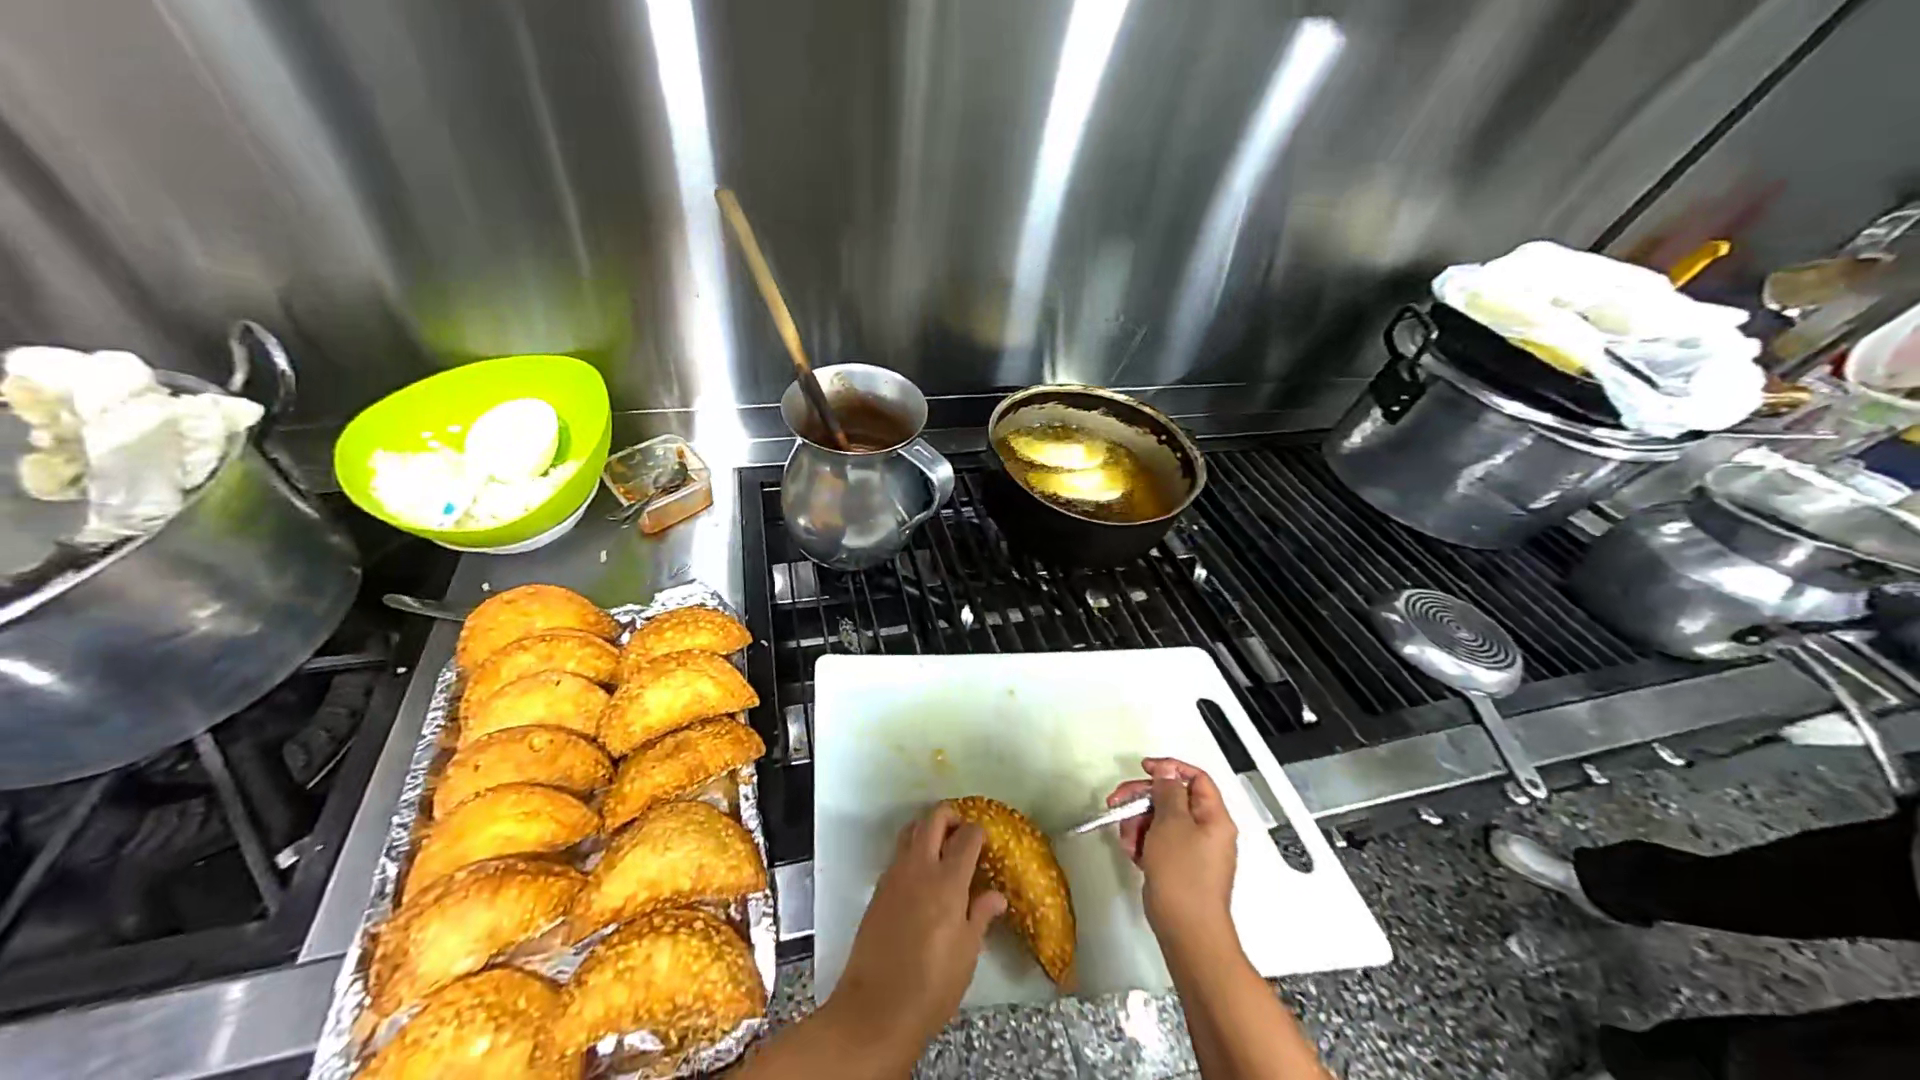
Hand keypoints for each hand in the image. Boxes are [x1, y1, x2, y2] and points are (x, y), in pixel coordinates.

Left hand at [826, 803, 1006, 1053]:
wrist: (875, 1009)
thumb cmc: (932, 985)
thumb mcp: (967, 953)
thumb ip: (980, 916)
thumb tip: (996, 896)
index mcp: (948, 881)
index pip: (967, 837)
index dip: (978, 832)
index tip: (985, 840)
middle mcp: (920, 868)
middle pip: (933, 819)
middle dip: (950, 816)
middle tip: (962, 832)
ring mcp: (894, 876)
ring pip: (911, 831)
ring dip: (927, 829)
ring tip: (942, 848)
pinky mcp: (878, 890)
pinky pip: (897, 855)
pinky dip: (912, 851)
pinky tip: (922, 877)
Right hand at [1107, 756, 1237, 945]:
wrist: (1186, 930)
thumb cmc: (1183, 876)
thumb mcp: (1171, 823)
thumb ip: (1168, 792)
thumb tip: (1167, 773)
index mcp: (1214, 817)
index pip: (1196, 778)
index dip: (1170, 768)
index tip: (1145, 769)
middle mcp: (1207, 831)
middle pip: (1173, 799)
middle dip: (1144, 798)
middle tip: (1119, 801)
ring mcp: (1192, 850)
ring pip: (1160, 820)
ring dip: (1138, 823)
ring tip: (1128, 838)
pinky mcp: (1178, 866)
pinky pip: (1157, 842)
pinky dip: (1143, 842)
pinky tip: (1134, 852)